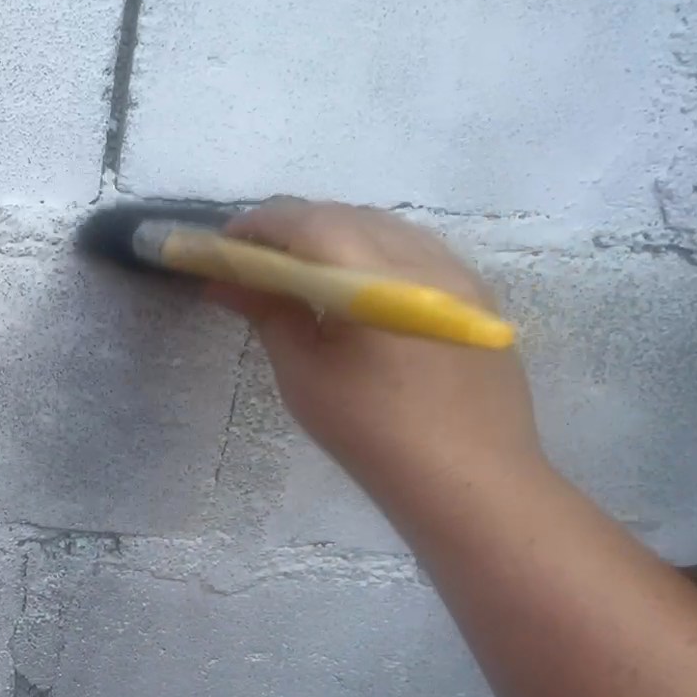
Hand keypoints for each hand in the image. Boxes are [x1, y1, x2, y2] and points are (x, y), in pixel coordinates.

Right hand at [206, 199, 546, 503]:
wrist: (469, 481)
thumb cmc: (370, 432)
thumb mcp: (303, 372)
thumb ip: (267, 312)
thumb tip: (221, 282)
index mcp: (375, 283)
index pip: (307, 224)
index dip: (258, 225)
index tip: (222, 245)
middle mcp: (424, 262)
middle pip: (344, 215)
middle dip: (290, 226)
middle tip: (251, 259)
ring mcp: (458, 274)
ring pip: (382, 224)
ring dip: (330, 232)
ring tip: (297, 267)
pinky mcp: (475, 292)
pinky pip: (413, 246)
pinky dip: (368, 247)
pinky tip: (349, 282)